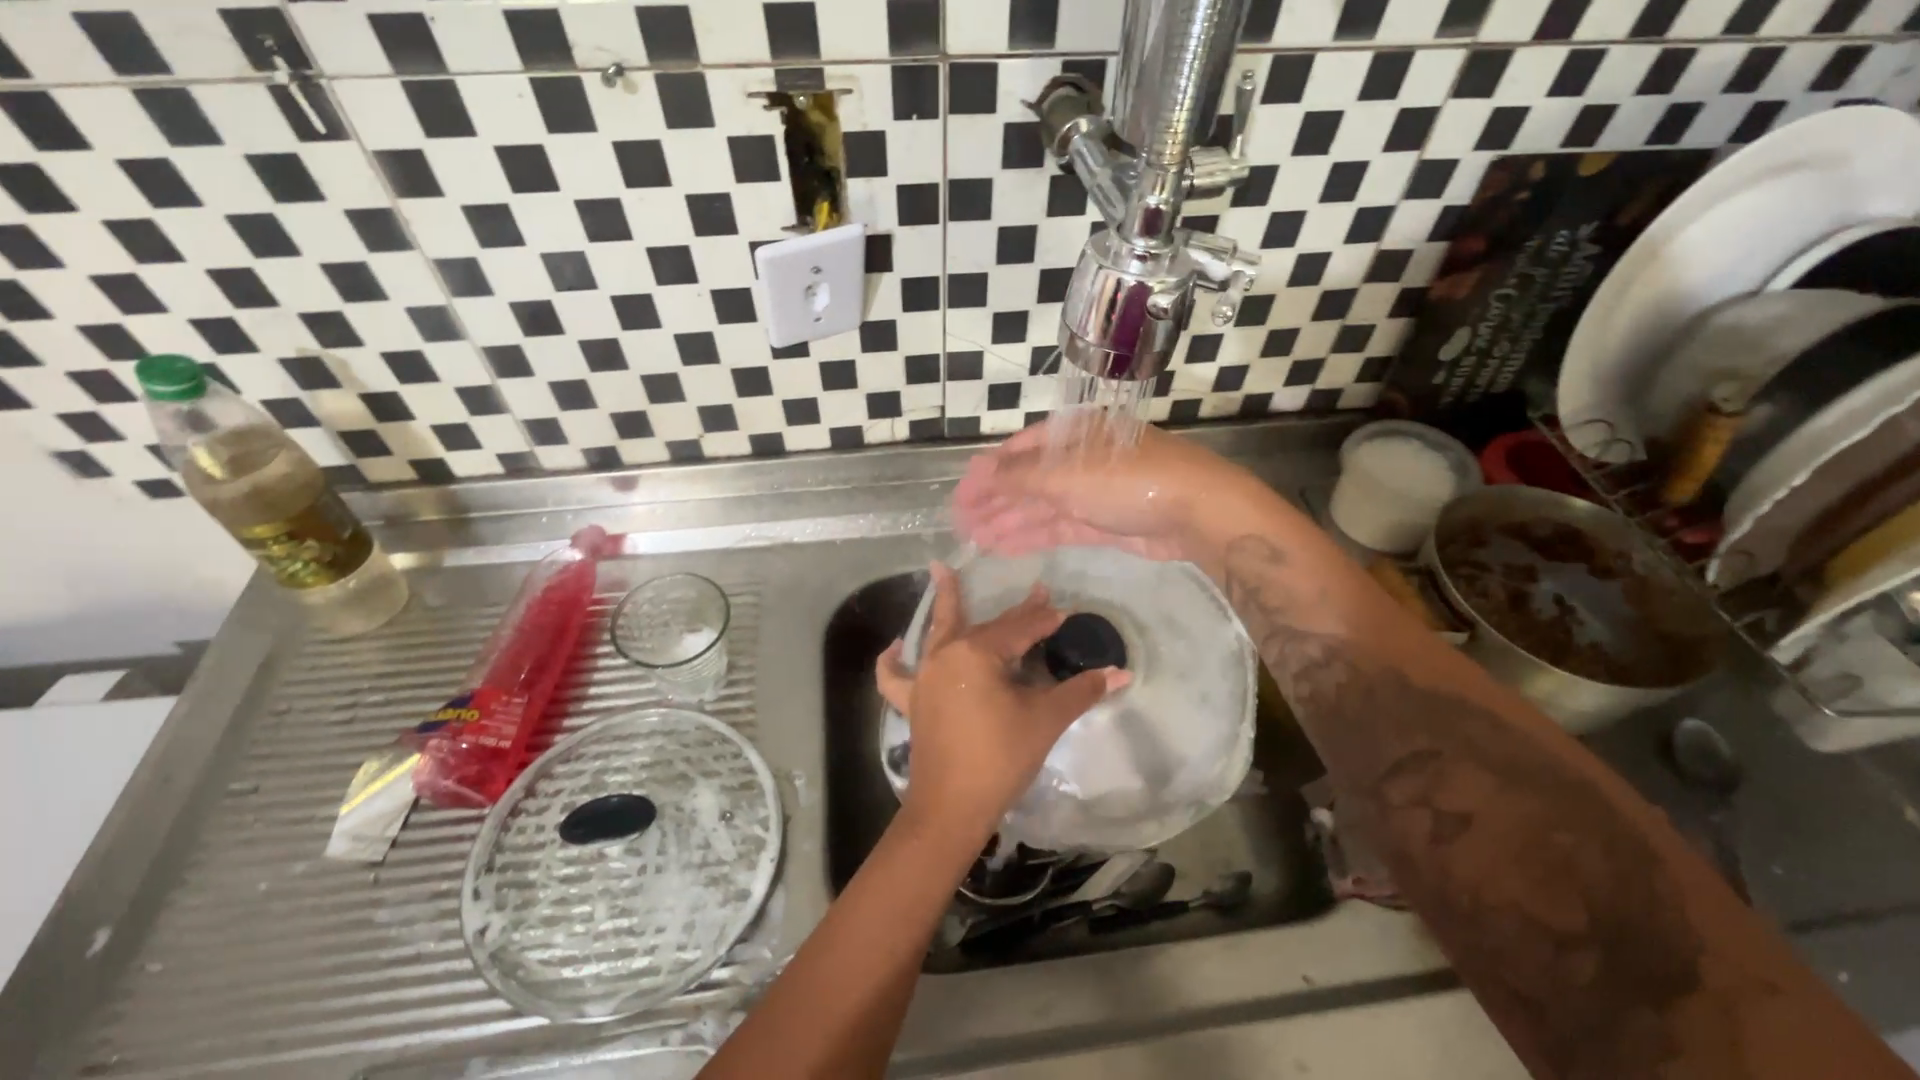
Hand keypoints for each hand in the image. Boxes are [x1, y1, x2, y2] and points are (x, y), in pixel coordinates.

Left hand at [876, 562, 1127, 843]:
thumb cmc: (1000, 757)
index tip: (1066, 614)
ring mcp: (924, 677)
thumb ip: (1081, 691)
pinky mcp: (912, 702)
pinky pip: (895, 675)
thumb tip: (1121, 672)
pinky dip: (892, 660)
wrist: (952, 806)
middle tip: (1038, 593)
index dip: (1045, 621)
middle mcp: (945, 655)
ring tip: (941, 572)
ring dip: (946, 606)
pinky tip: (894, 646)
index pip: (1020, 629)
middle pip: (986, 627)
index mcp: (977, 653)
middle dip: (1014, 613)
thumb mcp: (1045, 720)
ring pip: (938, 634)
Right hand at [950, 418, 1273, 563]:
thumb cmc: (1128, 480)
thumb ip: (1018, 477)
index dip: (987, 474)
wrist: (1196, 511)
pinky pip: (1059, 528)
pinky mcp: (1105, 524)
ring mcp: (1094, 493)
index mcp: (1072, 434)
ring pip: (1041, 507)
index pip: (1019, 451)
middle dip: (994, 502)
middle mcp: (1081, 459)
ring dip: (1008, 522)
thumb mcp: (1066, 474)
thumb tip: (978, 471)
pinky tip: (1005, 547)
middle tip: (961, 525)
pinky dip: (1032, 536)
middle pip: (1028, 481)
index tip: (960, 497)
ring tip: (975, 541)